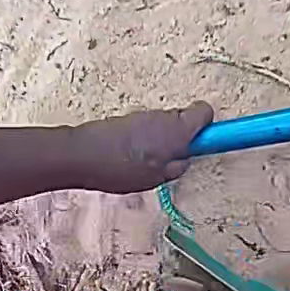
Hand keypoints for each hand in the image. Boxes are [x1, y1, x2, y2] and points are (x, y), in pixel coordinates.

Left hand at [64, 102, 212, 192]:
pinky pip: (146, 128)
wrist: (81, 155)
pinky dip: (145, 140)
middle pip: (184, 118)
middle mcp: (162, 116)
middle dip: (183, 137)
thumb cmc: (121, 168)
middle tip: (172, 161)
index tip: (206, 141)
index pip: (205, 112)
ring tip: (146, 165)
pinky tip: (131, 160)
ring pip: (163, 125)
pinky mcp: (126, 120)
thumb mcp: (157, 178)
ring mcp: (143, 115)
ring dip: (161, 140)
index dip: (208, 126)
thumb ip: (176, 167)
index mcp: (177, 129)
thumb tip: (183, 160)